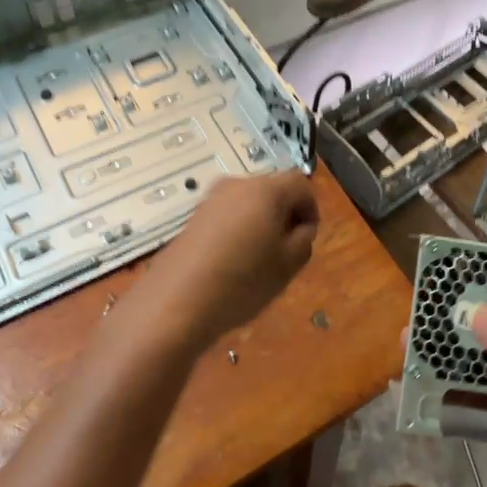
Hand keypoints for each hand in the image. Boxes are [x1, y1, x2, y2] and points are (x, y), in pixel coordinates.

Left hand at [147, 172, 319, 344]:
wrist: (175, 303)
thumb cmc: (242, 282)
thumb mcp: (288, 265)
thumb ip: (304, 239)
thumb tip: (300, 228)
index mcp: (266, 190)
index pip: (301, 184)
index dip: (311, 208)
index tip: (309, 238)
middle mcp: (237, 185)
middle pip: (273, 190)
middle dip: (285, 215)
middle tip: (287, 250)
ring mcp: (210, 201)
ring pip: (248, 204)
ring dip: (261, 223)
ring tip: (259, 260)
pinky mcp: (192, 219)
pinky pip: (226, 216)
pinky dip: (238, 232)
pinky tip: (233, 264)